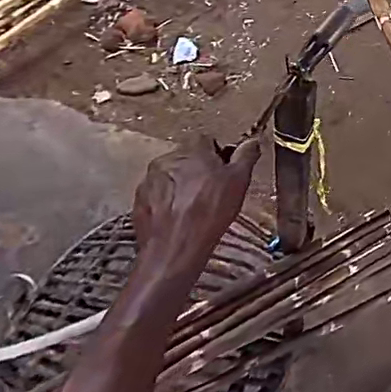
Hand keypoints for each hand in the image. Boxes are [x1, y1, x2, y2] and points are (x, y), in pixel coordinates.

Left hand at [132, 138, 259, 283]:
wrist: (172, 250)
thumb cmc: (209, 213)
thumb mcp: (238, 182)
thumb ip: (246, 156)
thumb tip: (252, 140)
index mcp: (192, 149)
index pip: (206, 140)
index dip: (217, 156)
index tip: (223, 174)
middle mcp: (167, 158)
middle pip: (187, 157)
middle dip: (197, 170)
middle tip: (209, 193)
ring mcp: (149, 179)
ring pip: (170, 175)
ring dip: (180, 185)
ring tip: (192, 209)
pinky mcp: (139, 200)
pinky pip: (156, 194)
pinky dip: (166, 201)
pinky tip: (176, 218)